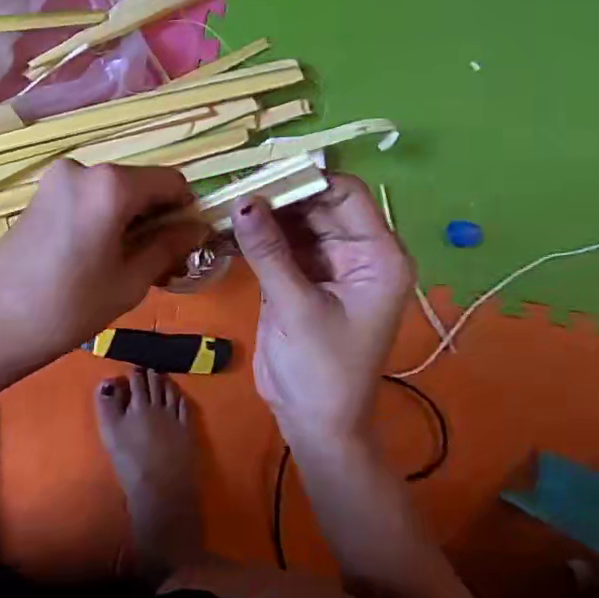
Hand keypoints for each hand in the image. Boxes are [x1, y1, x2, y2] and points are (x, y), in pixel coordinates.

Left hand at [0, 160, 208, 370]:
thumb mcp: (130, 280)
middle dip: (156, 217)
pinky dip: (103, 218)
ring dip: (129, 219)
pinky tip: (97, 255)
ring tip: (125, 265)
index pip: (171, 182)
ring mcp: (57, 179)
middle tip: (158, 263)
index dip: (185, 211)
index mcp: (111, 184)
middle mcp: (84, 168)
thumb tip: (198, 228)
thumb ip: (168, 246)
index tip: (185, 245)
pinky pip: (88, 197)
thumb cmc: (69, 306)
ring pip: (114, 191)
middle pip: (140, 184)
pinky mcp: (40, 194)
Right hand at [229, 174, 412, 444]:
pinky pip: (276, 245)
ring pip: (292, 223)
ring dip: (261, 215)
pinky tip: (223, 229)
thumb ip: (269, 251)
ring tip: (221, 203)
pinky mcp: (298, 278)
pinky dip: (253, 237)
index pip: (347, 195)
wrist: (312, 421)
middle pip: (316, 205)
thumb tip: (242, 202)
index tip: (260, 175)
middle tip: (230, 187)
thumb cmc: (322, 369)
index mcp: (378, 256)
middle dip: (276, 196)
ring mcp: (325, 265)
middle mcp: (355, 253)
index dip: (306, 180)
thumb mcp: (297, 307)